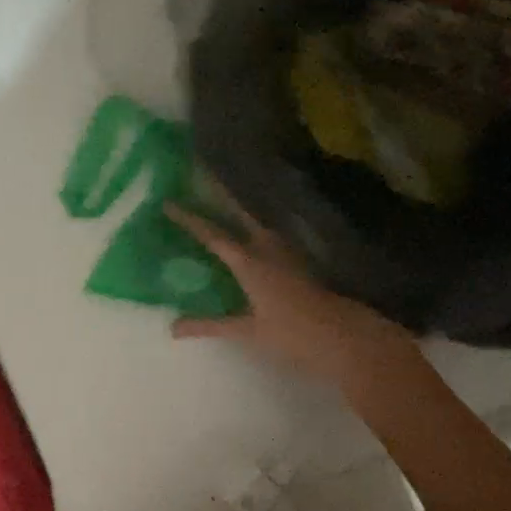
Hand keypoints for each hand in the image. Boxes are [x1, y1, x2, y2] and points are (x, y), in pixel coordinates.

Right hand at [164, 202, 416, 388]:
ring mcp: (286, 252)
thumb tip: (172, 327)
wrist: (340, 334)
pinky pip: (267, 235)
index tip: (169, 203)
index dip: (190, 220)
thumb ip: (208, 325)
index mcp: (250, 262)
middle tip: (203, 175)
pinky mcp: (296, 261)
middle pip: (239, 214)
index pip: (213, 236)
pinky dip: (252, 226)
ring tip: (222, 199)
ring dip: (238, 209)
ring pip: (256, 222)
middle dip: (220, 195)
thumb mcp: (245, 331)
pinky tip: (250, 231)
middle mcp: (268, 248)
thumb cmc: (291, 331)